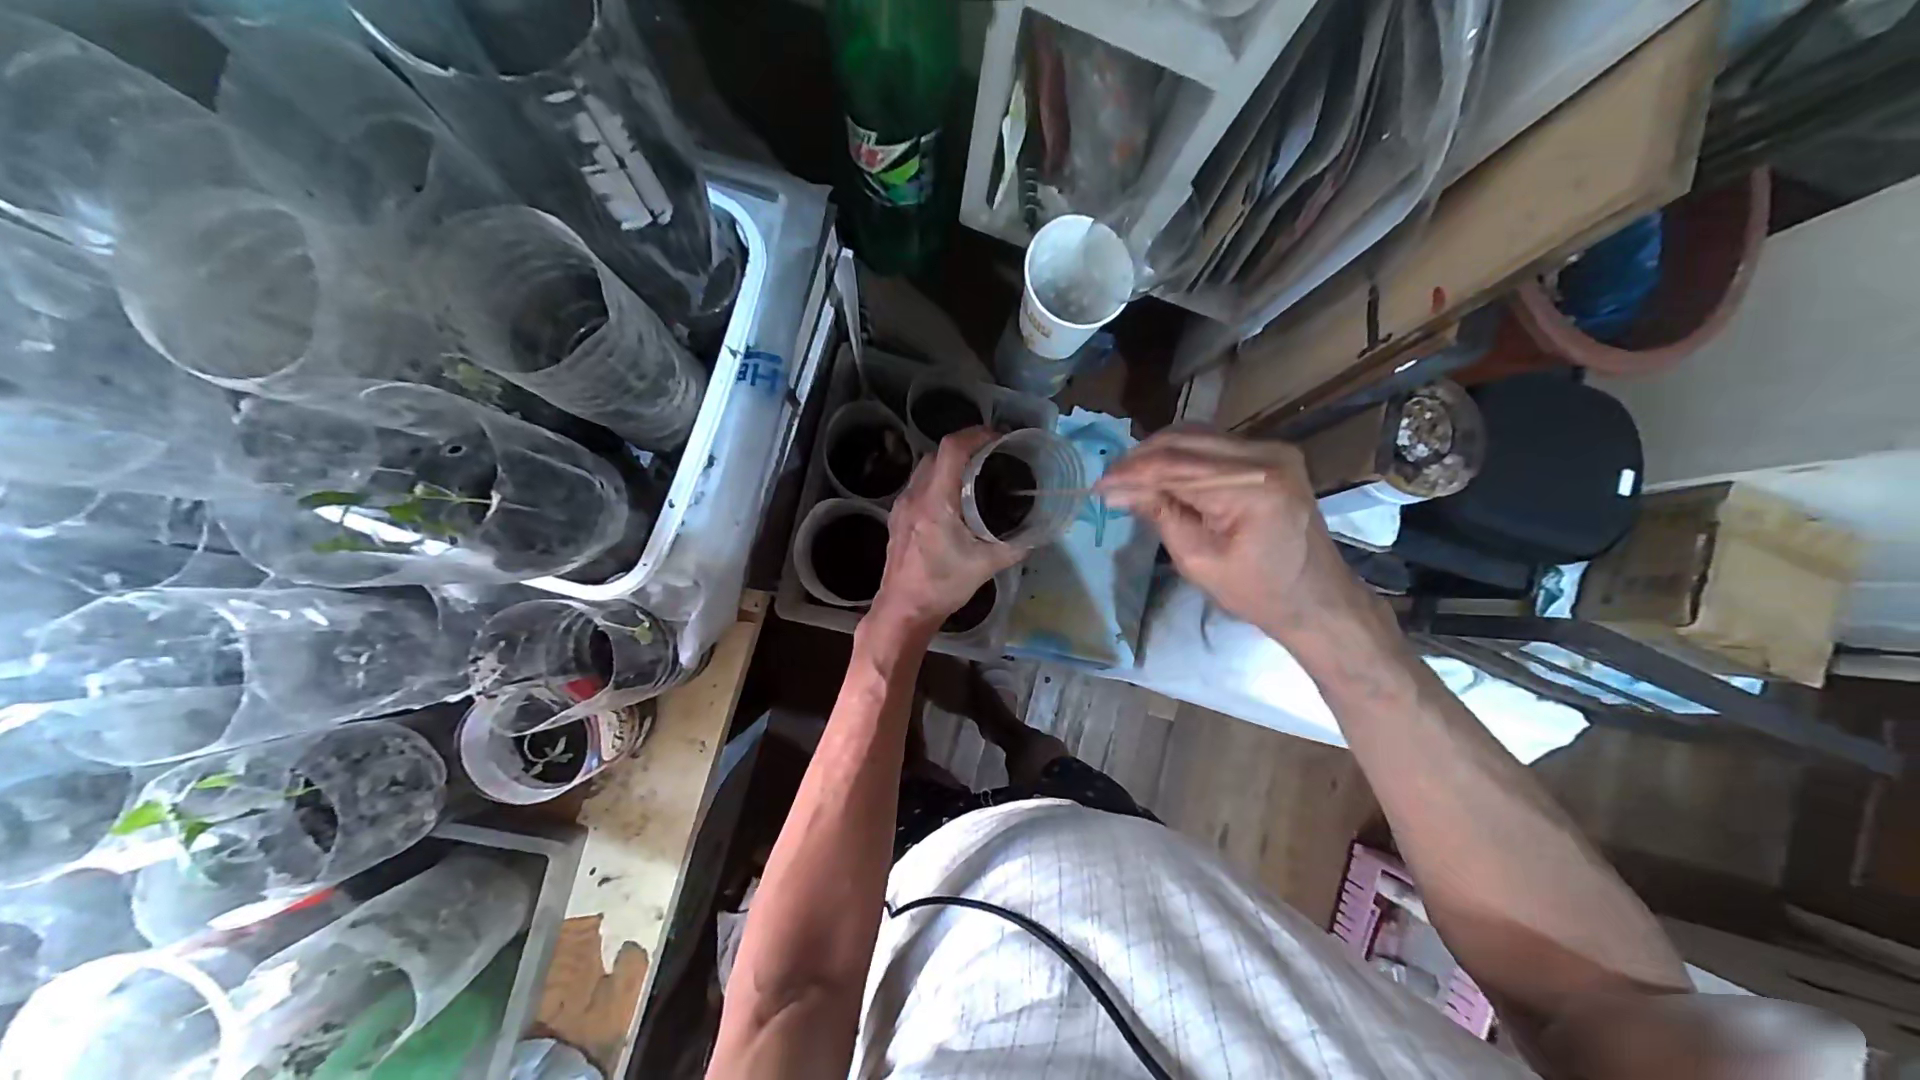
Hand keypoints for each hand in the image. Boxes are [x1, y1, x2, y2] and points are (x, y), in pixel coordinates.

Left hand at [871, 428, 1030, 635]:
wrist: (903, 610)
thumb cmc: (943, 586)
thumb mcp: (986, 566)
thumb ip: (1015, 546)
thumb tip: (1037, 532)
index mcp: (936, 501)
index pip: (952, 449)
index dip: (976, 435)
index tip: (998, 438)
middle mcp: (914, 496)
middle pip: (937, 454)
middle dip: (965, 447)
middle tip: (991, 457)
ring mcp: (901, 506)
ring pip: (924, 469)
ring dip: (948, 464)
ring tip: (974, 476)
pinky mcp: (896, 518)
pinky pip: (918, 486)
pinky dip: (936, 481)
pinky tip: (953, 501)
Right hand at [1096, 430, 1368, 644]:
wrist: (1316, 597)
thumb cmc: (1258, 591)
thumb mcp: (1198, 559)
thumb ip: (1160, 514)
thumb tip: (1116, 490)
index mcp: (1253, 486)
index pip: (1176, 465)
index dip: (1132, 473)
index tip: (1099, 486)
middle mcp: (1265, 455)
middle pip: (1185, 440)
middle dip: (1140, 459)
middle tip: (1110, 482)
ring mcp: (1271, 450)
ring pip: (1196, 436)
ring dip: (1158, 454)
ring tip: (1129, 479)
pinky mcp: (1269, 455)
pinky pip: (1213, 444)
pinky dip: (1181, 456)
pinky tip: (1160, 474)